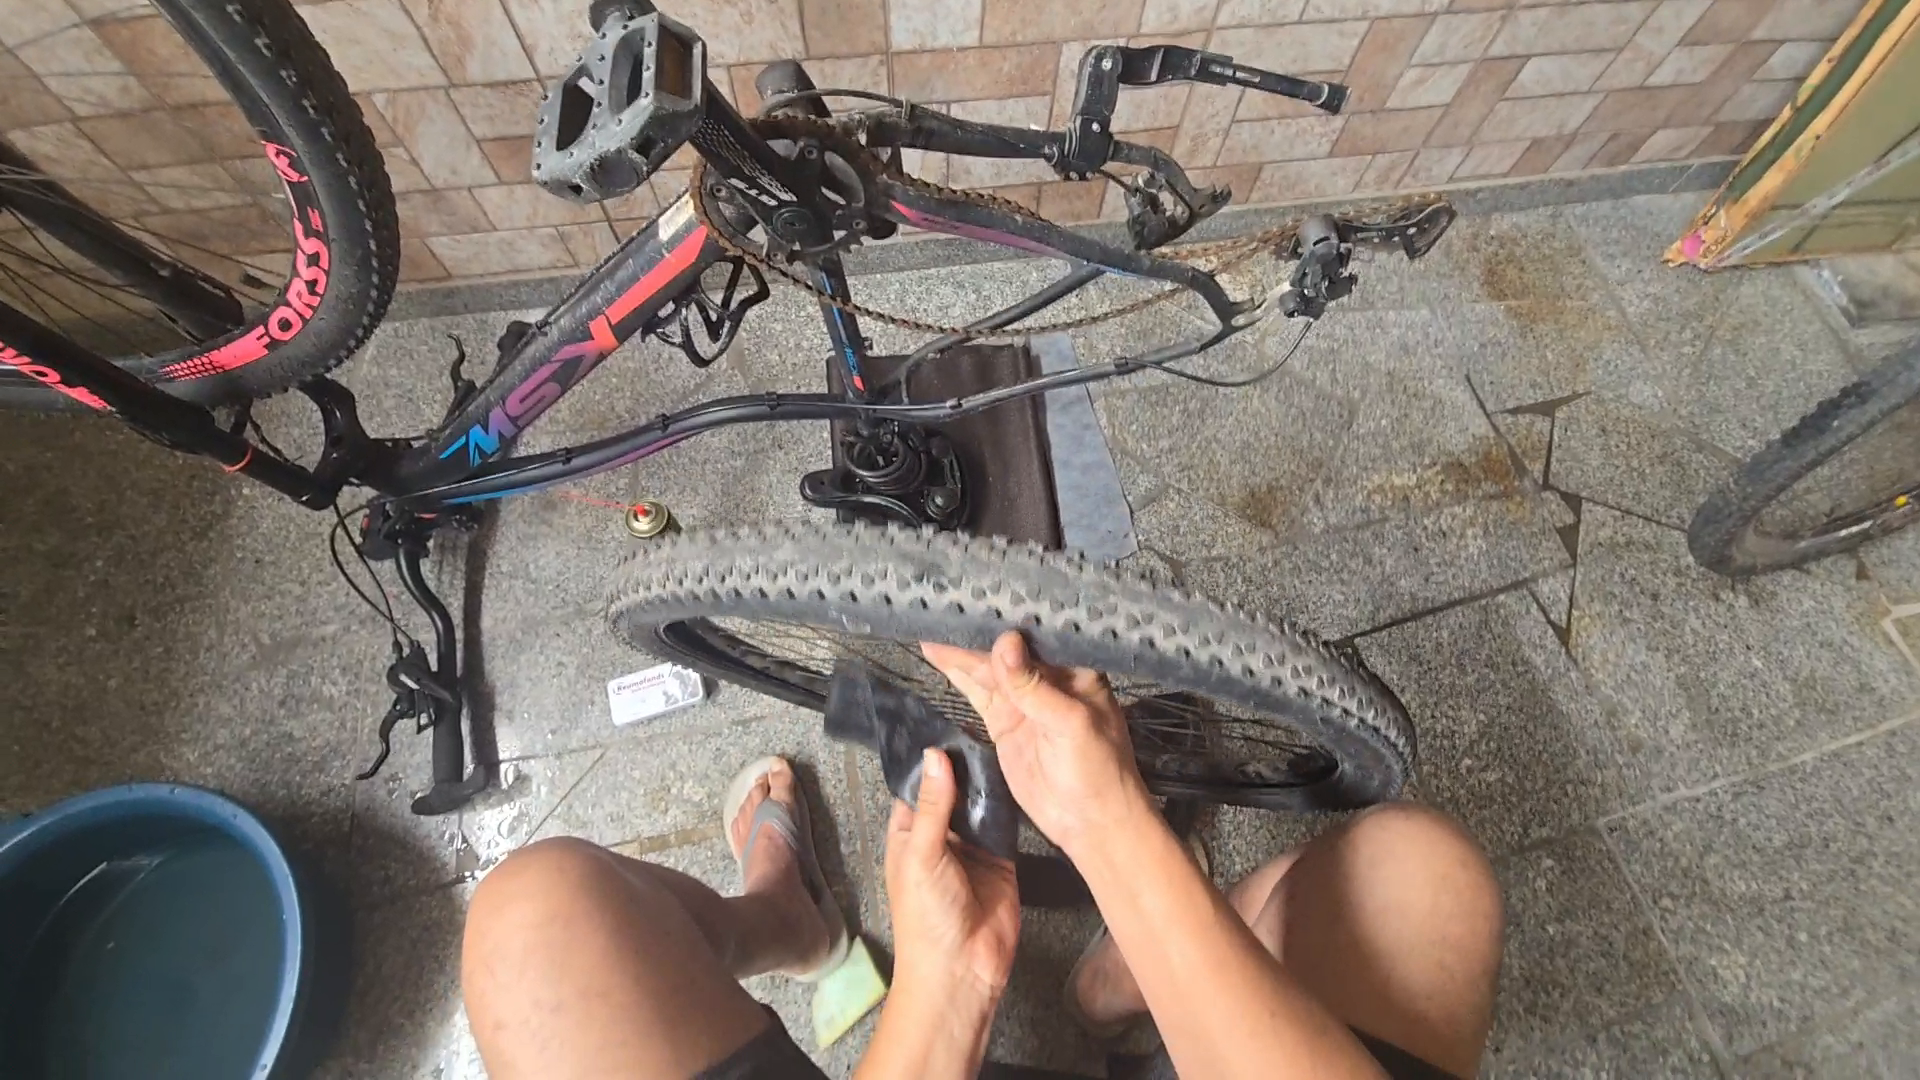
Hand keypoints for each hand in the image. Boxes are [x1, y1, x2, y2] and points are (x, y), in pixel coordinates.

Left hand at [884, 747, 1019, 1002]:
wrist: (964, 971)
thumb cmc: (926, 916)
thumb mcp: (922, 854)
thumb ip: (933, 804)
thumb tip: (935, 754)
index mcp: (909, 832)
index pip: (917, 785)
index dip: (929, 759)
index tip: (945, 720)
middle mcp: (940, 834)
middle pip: (951, 789)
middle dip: (963, 765)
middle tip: (982, 722)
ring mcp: (972, 845)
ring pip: (979, 802)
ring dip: (987, 780)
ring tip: (1002, 739)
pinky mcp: (1001, 857)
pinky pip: (1005, 822)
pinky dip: (1010, 802)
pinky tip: (1018, 773)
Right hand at [920, 632, 1152, 859]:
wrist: (1092, 825)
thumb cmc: (1098, 769)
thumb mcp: (1070, 723)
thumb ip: (1033, 686)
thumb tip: (1004, 642)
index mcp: (1074, 669)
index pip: (1036, 636)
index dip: (1006, 618)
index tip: (976, 601)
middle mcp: (1047, 678)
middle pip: (1005, 650)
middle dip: (975, 633)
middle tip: (942, 609)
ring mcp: (1023, 701)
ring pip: (987, 670)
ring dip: (960, 651)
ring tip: (930, 627)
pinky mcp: (1005, 723)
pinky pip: (978, 693)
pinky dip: (958, 675)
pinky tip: (938, 656)